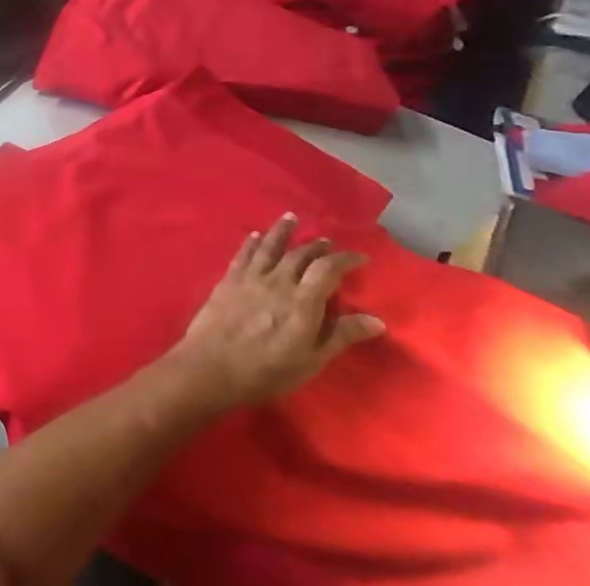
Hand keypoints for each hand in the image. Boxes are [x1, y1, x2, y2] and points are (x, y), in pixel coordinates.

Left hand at [163, 214, 384, 414]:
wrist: (211, 366)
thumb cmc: (267, 371)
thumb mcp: (311, 360)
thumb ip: (341, 335)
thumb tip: (377, 320)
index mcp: (302, 302)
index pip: (327, 270)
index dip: (345, 260)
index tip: (360, 257)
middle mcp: (277, 282)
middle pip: (299, 256)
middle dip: (315, 247)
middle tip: (326, 241)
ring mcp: (249, 279)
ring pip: (269, 247)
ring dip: (282, 231)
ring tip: (290, 217)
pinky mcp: (228, 281)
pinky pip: (243, 255)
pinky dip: (251, 243)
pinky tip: (255, 235)